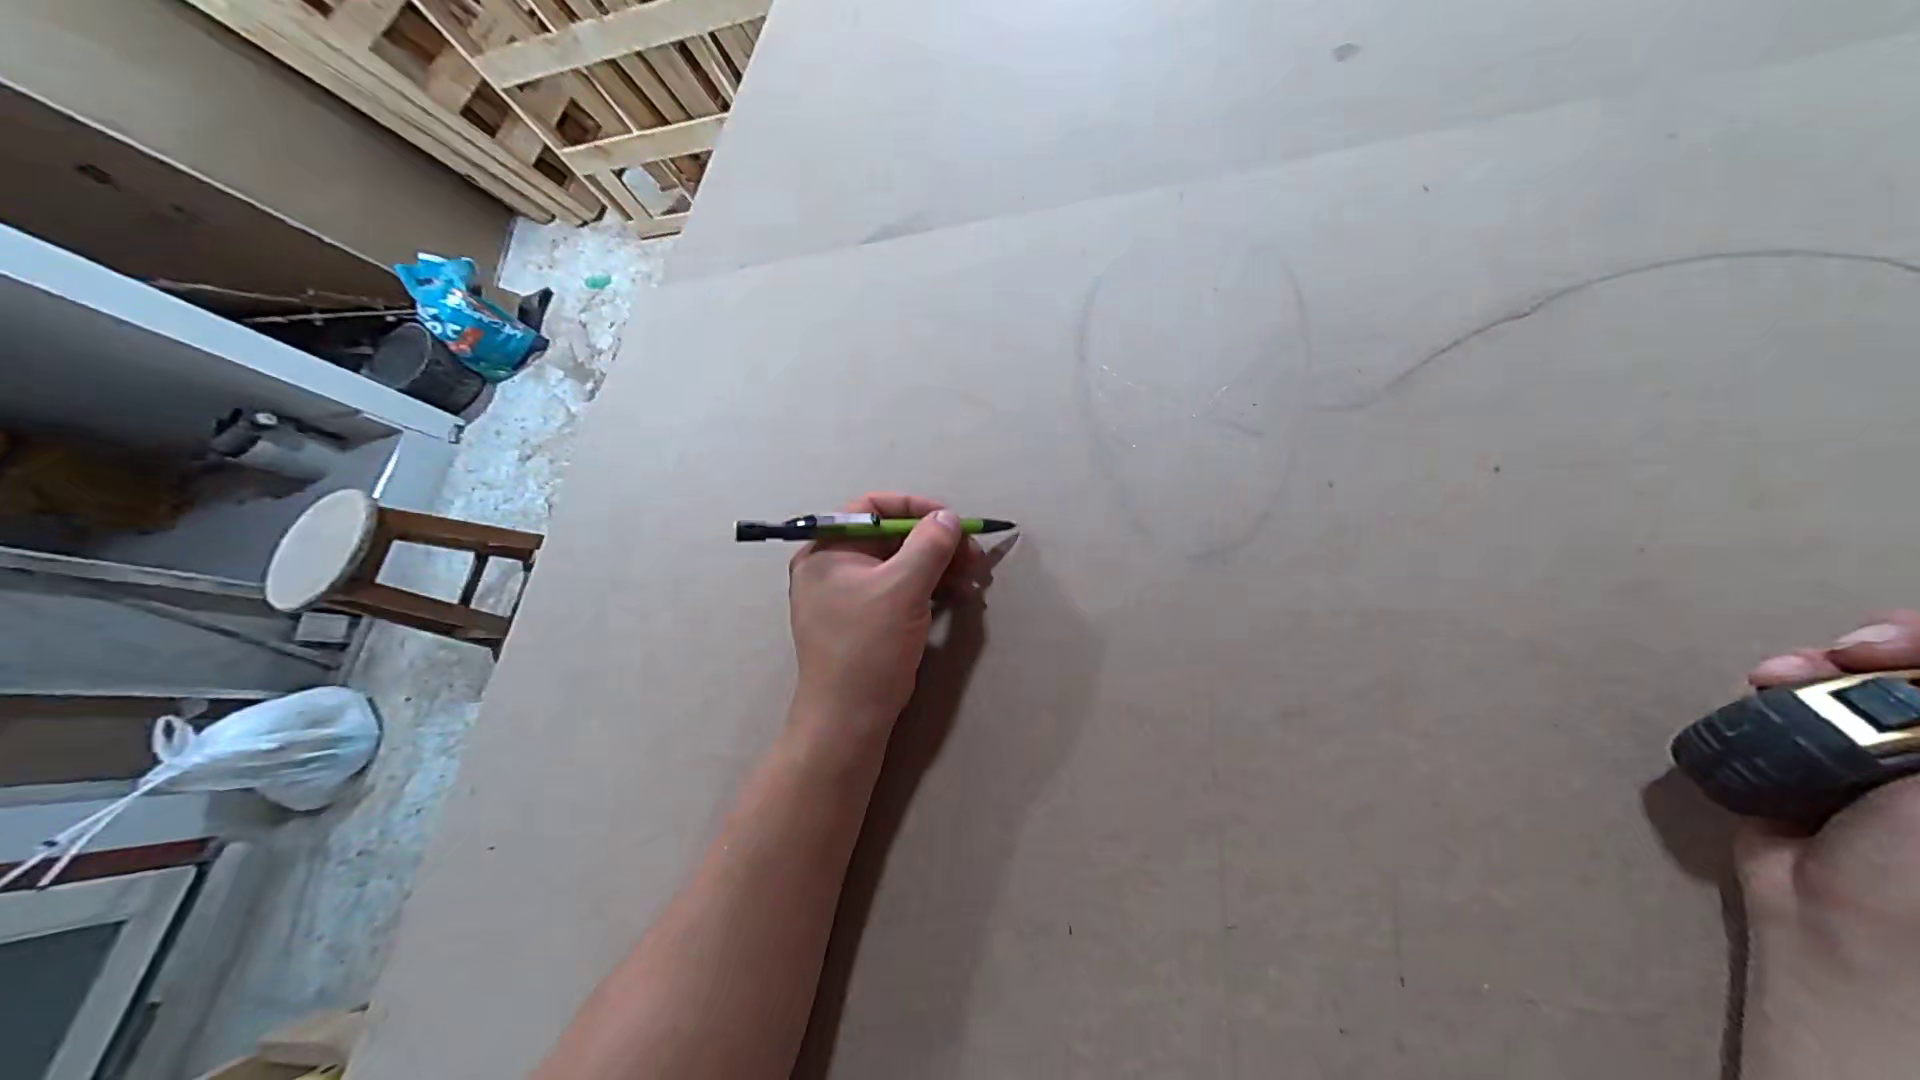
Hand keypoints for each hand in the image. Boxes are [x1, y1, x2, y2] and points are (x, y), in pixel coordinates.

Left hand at [787, 493, 982, 740]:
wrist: (849, 719)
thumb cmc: (868, 647)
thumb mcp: (903, 588)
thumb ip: (929, 545)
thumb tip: (948, 518)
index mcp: (827, 549)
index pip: (873, 507)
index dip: (917, 509)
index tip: (953, 522)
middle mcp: (833, 565)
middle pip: (891, 536)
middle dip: (936, 543)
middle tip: (974, 556)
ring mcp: (848, 593)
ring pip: (900, 563)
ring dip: (939, 566)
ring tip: (975, 578)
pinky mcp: (866, 618)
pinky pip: (900, 588)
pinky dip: (929, 587)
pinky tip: (959, 593)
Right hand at [1737, 611, 1919, 1078]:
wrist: (1844, 920)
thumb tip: (1906, 675)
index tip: (1885, 650)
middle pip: (1906, 671)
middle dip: (1877, 648)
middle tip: (1843, 653)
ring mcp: (1875, 750)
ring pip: (1849, 678)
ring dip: (1814, 664)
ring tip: (1778, 673)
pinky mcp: (1806, 753)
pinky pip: (1790, 700)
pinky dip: (1773, 686)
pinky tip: (1760, 684)